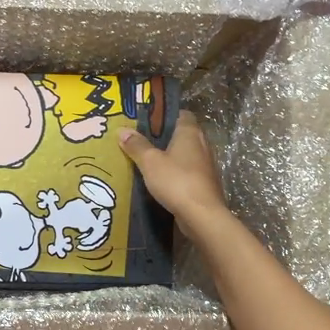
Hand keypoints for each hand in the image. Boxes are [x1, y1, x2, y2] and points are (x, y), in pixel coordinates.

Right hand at [118, 111, 226, 233]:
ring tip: (151, 162)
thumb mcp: (150, 162)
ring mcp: (207, 165)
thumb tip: (122, 130)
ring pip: (187, 155)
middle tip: (144, 142)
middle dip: (166, 138)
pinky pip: (190, 172)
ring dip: (173, 157)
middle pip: (184, 134)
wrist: (202, 215)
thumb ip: (136, 145)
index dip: (166, 116)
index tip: (149, 123)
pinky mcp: (206, 183)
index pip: (181, 114)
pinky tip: (164, 182)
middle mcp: (203, 144)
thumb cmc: (176, 181)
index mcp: (190, 132)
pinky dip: (178, 174)